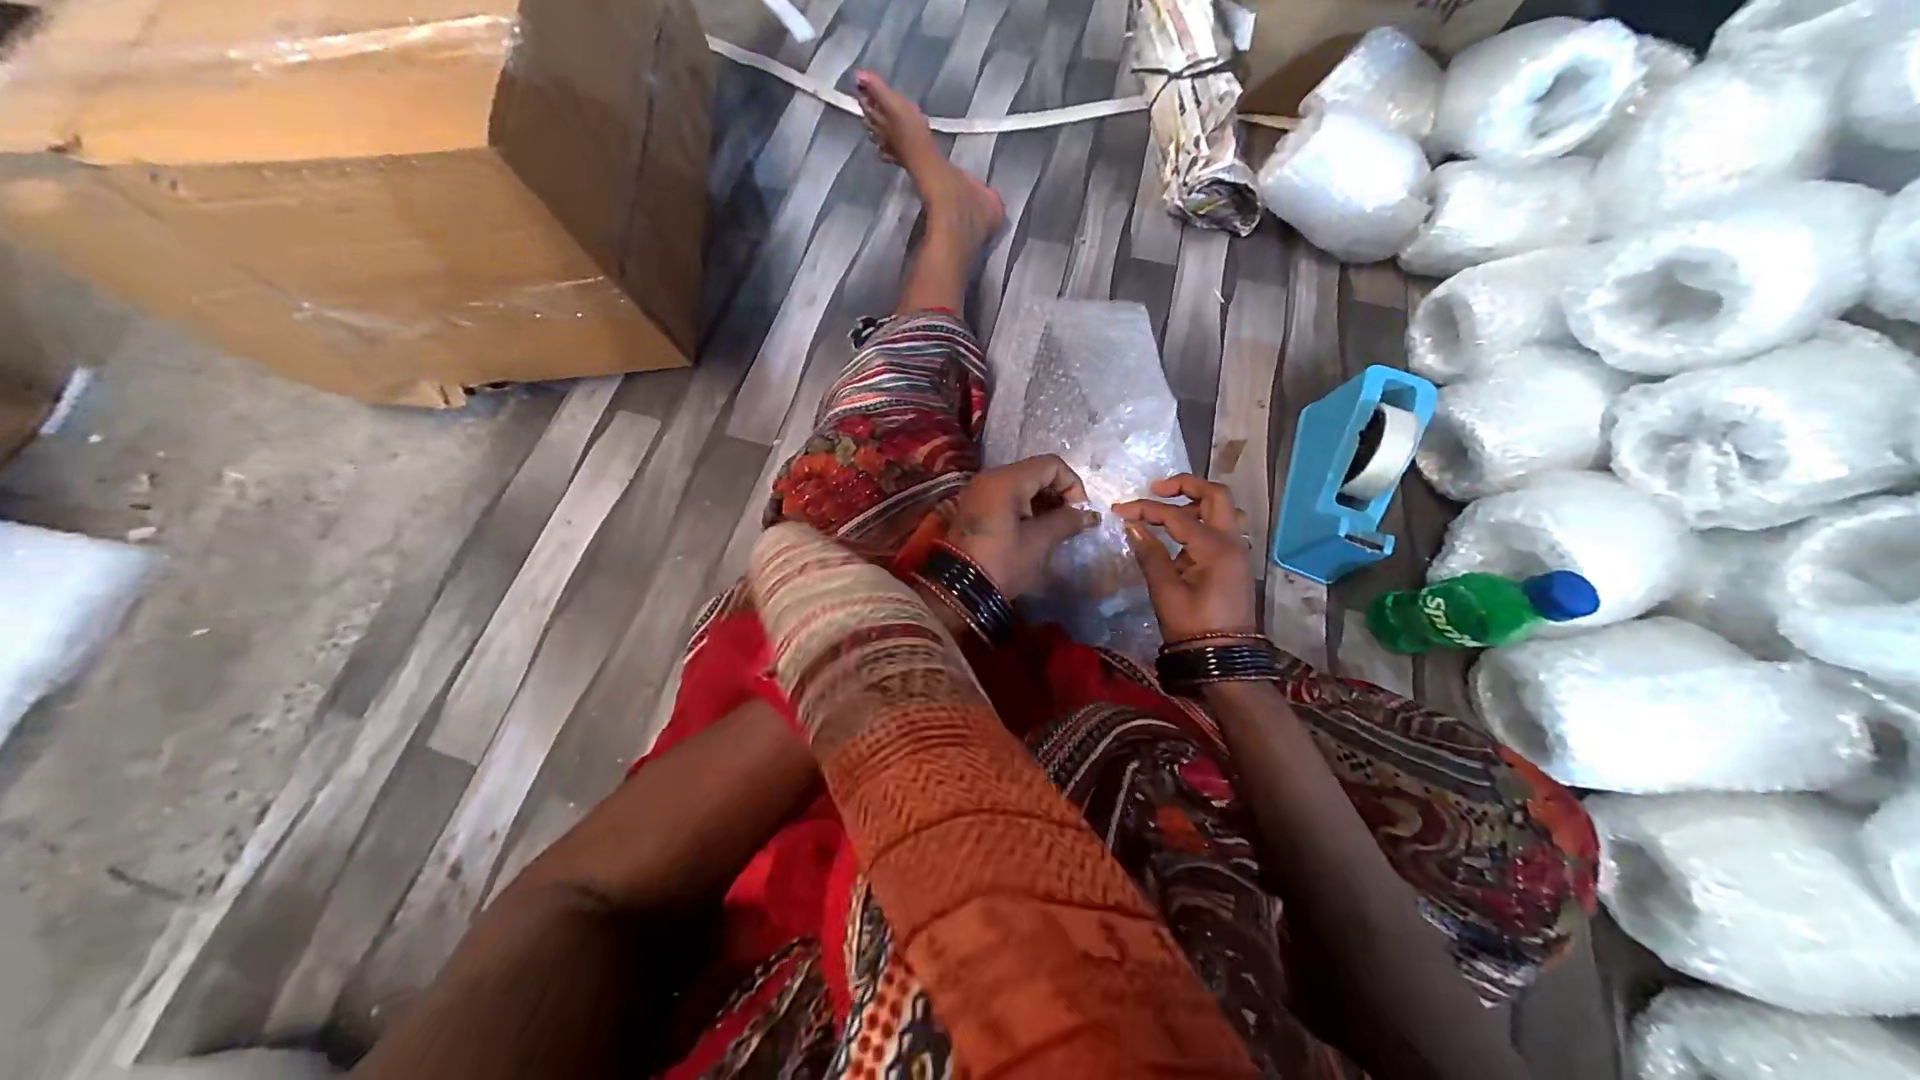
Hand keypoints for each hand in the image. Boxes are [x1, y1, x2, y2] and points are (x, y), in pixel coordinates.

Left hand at [946, 455, 1099, 597]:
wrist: (960, 589)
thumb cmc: (1003, 562)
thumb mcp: (1039, 541)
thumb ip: (1067, 521)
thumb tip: (1090, 515)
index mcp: (1006, 479)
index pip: (1051, 465)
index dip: (1072, 485)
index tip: (1080, 512)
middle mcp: (991, 477)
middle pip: (1036, 472)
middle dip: (1058, 493)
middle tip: (1071, 520)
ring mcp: (980, 491)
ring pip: (1022, 484)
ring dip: (1043, 501)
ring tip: (1057, 526)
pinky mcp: (976, 506)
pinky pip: (1007, 496)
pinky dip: (1026, 507)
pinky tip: (1037, 528)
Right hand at [1114, 474, 1258, 641]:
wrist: (1223, 658)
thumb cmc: (1192, 626)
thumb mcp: (1166, 591)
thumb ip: (1150, 554)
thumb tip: (1133, 525)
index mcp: (1216, 548)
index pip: (1177, 516)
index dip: (1146, 509)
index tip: (1120, 509)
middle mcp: (1232, 542)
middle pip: (1216, 495)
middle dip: (1186, 485)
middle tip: (1157, 489)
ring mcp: (1237, 551)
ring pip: (1223, 510)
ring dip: (1197, 501)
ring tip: (1168, 510)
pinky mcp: (1234, 562)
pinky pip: (1222, 528)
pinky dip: (1202, 520)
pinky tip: (1179, 535)